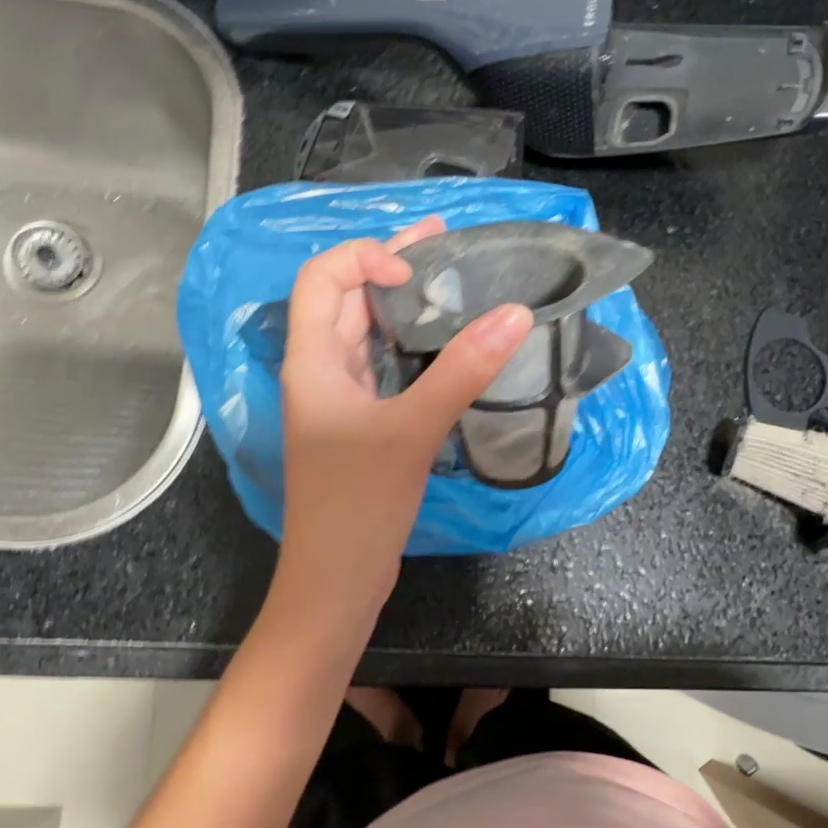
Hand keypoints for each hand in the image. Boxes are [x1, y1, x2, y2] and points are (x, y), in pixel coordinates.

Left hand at [276, 216, 531, 615]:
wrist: (336, 582)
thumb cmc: (358, 505)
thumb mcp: (410, 431)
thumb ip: (461, 372)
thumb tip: (516, 314)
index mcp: (312, 362)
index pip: (321, 278)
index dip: (363, 258)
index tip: (415, 274)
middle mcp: (321, 374)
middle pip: (347, 300)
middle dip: (392, 266)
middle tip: (448, 244)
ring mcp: (342, 403)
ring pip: (370, 338)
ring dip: (406, 309)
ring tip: (458, 285)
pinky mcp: (363, 429)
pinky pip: (387, 372)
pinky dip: (416, 351)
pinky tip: (454, 349)